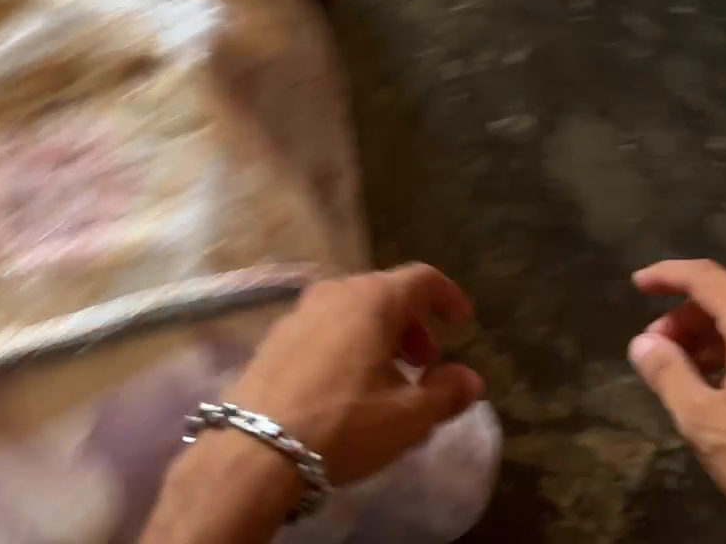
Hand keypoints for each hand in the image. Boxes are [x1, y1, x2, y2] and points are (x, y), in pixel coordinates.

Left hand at [222, 263, 484, 483]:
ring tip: (387, 381)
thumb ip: (445, 393)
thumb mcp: (406, 417)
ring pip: (353, 310)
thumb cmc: (342, 423)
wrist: (254, 448)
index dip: (448, 296)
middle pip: (387, 293)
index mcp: (373, 299)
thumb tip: (471, 379)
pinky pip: (325, 327)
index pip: (422, 278)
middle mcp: (336, 291)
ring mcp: (300, 311)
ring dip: (380, 336)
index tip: (463, 322)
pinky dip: (347, 344)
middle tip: (424, 365)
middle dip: (413, 325)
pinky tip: (346, 386)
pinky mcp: (276, 336)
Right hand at [626, 260, 725, 543]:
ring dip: (712, 338)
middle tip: (658, 350)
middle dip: (685, 319)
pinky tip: (725, 387)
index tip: (637, 285)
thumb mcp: (702, 420)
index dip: (666, 275)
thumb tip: (643, 344)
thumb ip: (666, 371)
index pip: (704, 277)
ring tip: (686, 373)